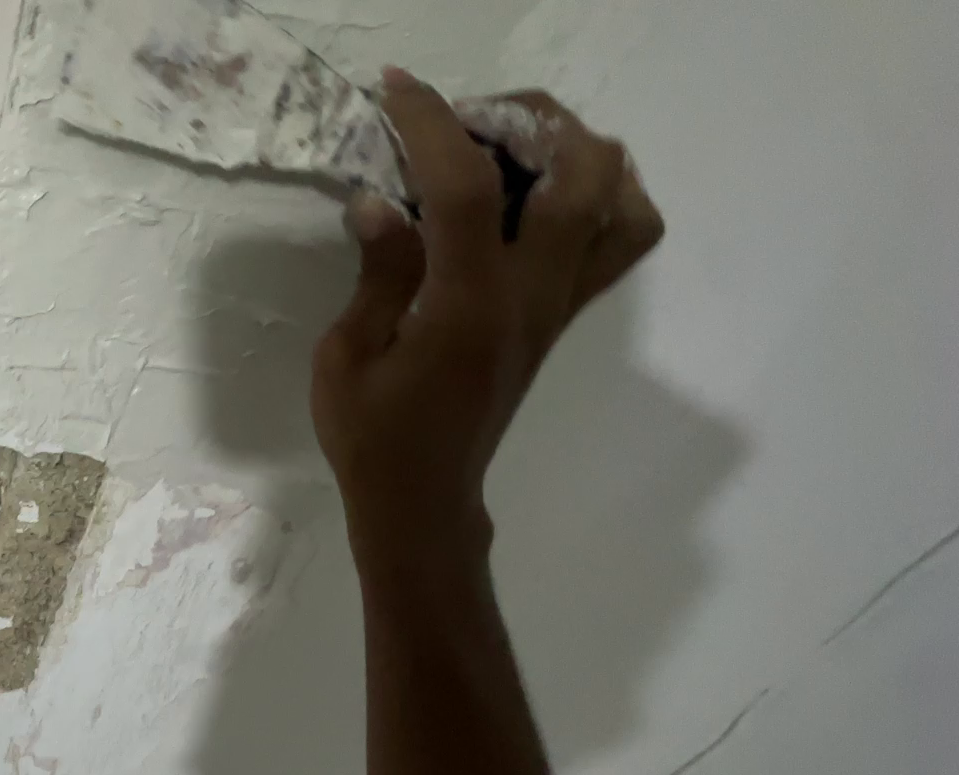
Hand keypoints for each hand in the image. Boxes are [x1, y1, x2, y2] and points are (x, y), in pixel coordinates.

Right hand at [310, 69, 663, 556]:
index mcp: (465, 306)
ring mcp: (556, 307)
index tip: (397, 89)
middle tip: (459, 122)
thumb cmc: (369, 437)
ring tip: (508, 149)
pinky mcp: (559, 319)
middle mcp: (530, 296)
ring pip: (618, 196)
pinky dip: (600, 196)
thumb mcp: (344, 358)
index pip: (464, 186)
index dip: (431, 125)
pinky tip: (542, 199)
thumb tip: (380, 200)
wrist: (420, 496)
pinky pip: (619, 240)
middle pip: (576, 168)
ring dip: (572, 149)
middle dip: (521, 119)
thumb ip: (376, 274)